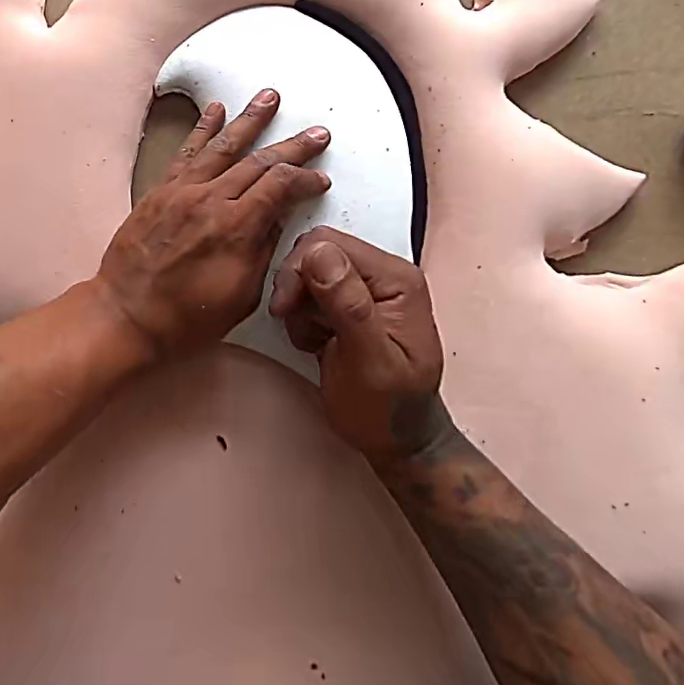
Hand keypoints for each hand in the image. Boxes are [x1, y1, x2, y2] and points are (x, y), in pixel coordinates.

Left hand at [94, 89, 330, 358]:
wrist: (125, 315)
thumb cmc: (183, 317)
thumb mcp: (241, 295)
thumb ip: (263, 250)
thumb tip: (278, 218)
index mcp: (234, 228)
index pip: (280, 187)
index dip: (305, 179)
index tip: (319, 179)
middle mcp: (208, 201)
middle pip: (259, 161)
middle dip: (292, 146)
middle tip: (316, 134)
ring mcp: (181, 192)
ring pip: (222, 145)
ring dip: (249, 119)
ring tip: (269, 98)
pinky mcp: (159, 192)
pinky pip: (185, 152)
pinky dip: (202, 129)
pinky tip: (215, 110)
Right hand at [269, 227, 456, 464]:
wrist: (395, 441)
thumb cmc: (387, 410)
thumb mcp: (369, 362)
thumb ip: (348, 306)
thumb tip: (320, 254)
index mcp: (396, 279)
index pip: (329, 244)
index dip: (299, 271)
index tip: (287, 309)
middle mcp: (384, 275)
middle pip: (315, 251)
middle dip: (297, 288)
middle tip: (298, 326)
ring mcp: (366, 288)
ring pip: (307, 271)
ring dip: (298, 305)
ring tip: (314, 340)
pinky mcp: (349, 302)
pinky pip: (309, 290)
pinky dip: (302, 315)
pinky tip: (316, 341)